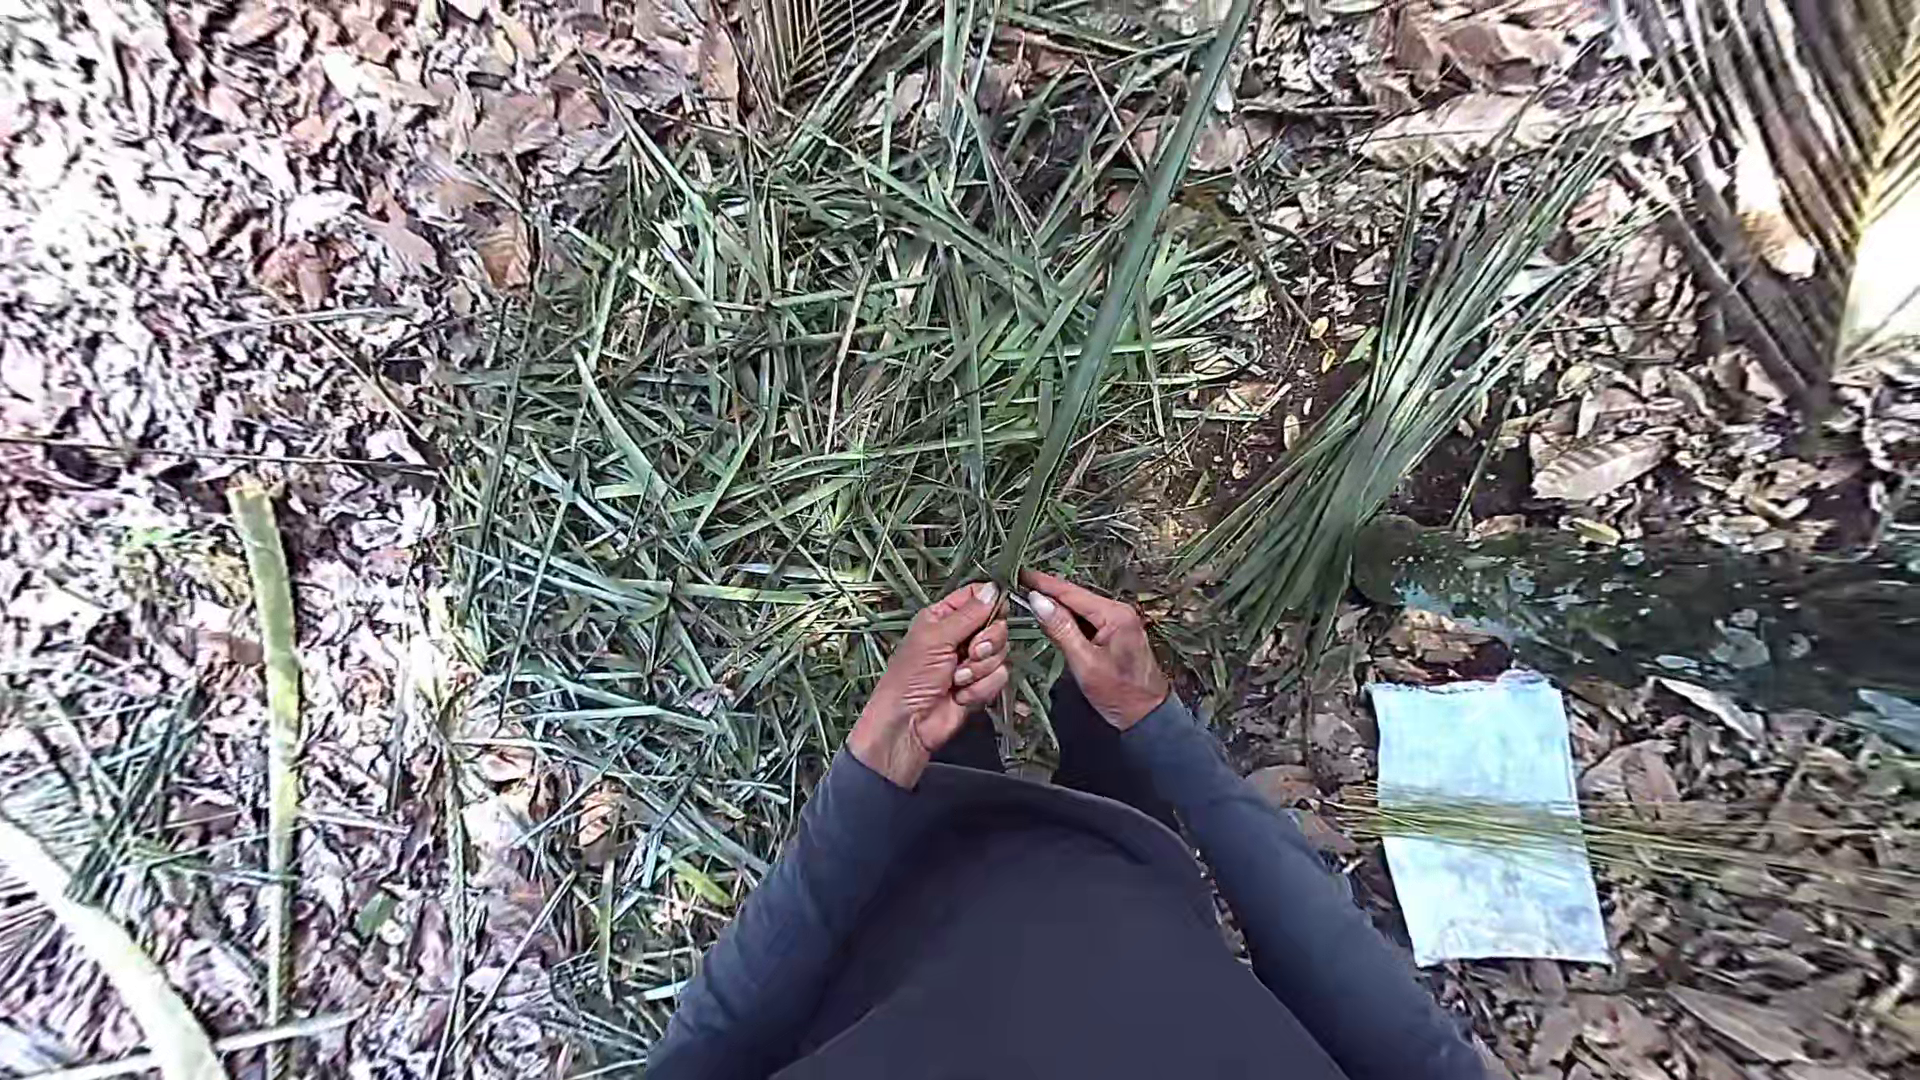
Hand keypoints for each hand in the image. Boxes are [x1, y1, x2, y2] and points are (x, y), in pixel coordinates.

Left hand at [848, 582, 1008, 787]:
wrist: (909, 725)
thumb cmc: (907, 681)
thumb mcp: (935, 638)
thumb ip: (968, 614)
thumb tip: (992, 590)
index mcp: (942, 617)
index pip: (977, 597)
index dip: (990, 602)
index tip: (993, 612)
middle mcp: (959, 636)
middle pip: (996, 625)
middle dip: (986, 642)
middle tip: (969, 652)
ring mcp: (971, 661)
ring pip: (1000, 653)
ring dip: (979, 669)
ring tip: (957, 678)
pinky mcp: (980, 684)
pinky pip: (1000, 677)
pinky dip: (981, 688)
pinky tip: (961, 693)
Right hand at [1022, 569, 1169, 730]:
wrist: (1148, 717)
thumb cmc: (1118, 693)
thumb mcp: (1084, 662)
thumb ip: (1061, 629)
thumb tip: (1037, 600)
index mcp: (1115, 614)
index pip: (1071, 592)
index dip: (1043, 583)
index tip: (1020, 574)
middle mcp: (1119, 611)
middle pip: (1075, 597)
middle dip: (1047, 592)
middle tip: (1018, 586)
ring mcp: (1119, 621)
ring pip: (1079, 608)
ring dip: (1056, 605)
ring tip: (1028, 598)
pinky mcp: (1115, 632)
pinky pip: (1086, 619)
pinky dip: (1067, 619)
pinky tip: (1051, 619)